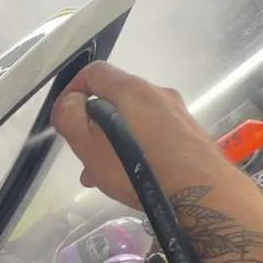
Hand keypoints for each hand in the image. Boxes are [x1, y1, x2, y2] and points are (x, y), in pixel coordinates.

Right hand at [50, 61, 246, 209]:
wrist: (199, 190)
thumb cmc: (136, 168)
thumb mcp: (88, 146)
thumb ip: (71, 118)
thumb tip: (71, 102)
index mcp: (130, 90)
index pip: (94, 72)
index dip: (71, 92)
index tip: (63, 120)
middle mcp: (156, 92)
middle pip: (113, 97)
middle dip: (90, 123)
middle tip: (81, 154)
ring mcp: (175, 110)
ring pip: (130, 117)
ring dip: (109, 139)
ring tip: (100, 172)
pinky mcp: (187, 129)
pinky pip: (149, 130)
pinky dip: (131, 145)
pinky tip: (128, 173)